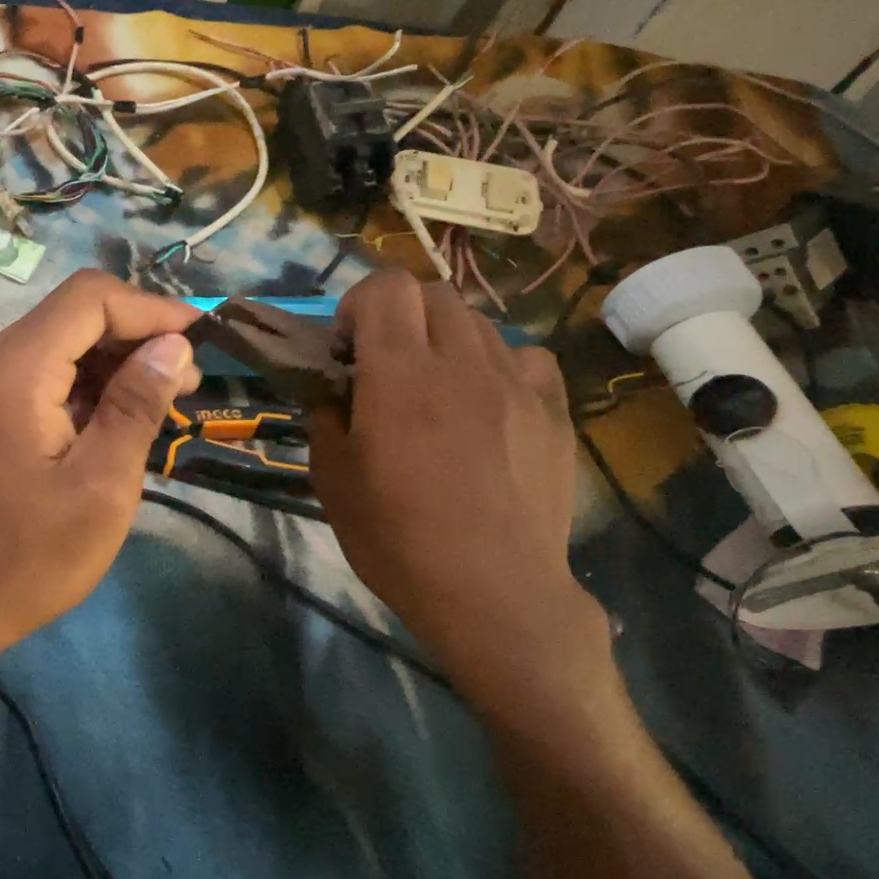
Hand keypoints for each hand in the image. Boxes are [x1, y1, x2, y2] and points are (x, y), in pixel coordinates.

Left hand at [0, 270, 201, 655]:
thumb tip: (174, 343)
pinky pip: (38, 368)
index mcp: (11, 371)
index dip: (151, 310)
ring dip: (111, 359)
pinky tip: (117, 414)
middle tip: (187, 381)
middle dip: (136, 335)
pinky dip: (82, 381)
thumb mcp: (103, 484)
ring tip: (162, 400)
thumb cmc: (35, 555)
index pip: (89, 300)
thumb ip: (136, 404)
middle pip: (71, 313)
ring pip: (57, 338)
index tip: (202, 341)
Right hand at [306, 270, 608, 701]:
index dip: (359, 304)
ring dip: (445, 339)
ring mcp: (515, 383)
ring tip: (435, 387)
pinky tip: (486, 403)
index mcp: (400, 374)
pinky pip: (524, 357)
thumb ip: (326, 414)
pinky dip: (497, 364)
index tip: (348, 348)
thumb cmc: (396, 538)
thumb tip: (332, 387)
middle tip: (385, 366)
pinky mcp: (553, 410)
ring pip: (478, 322)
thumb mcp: (332, 478)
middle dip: (400, 317)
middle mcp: (462, 362)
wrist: (491, 591)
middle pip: (433, 294)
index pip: (387, 287)